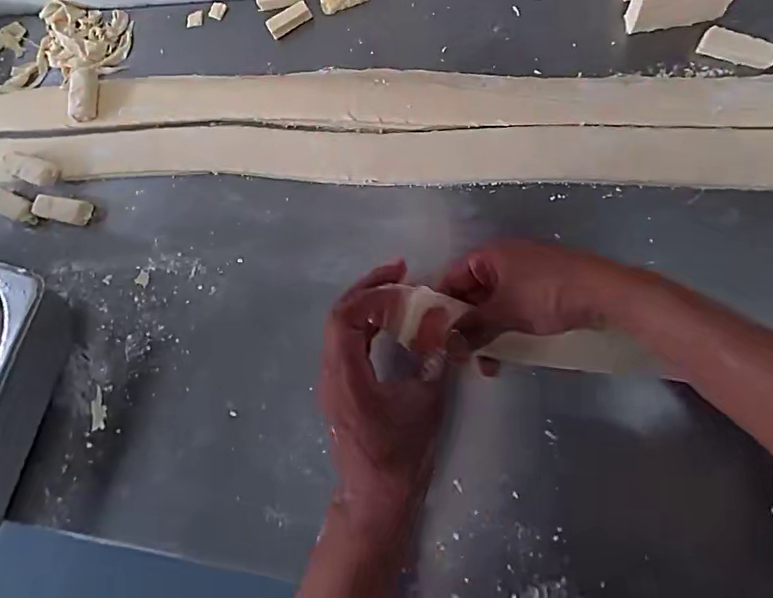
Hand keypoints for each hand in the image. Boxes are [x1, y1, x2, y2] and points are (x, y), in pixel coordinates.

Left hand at [317, 260, 453, 524]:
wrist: (376, 501)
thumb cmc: (401, 456)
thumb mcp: (425, 404)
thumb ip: (433, 357)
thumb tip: (441, 318)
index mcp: (346, 377)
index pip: (346, 318)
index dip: (372, 295)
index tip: (404, 286)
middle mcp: (331, 373)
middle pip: (339, 315)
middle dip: (369, 288)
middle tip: (399, 270)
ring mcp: (332, 380)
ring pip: (341, 326)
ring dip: (368, 303)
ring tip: (398, 288)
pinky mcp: (340, 386)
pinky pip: (348, 341)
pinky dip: (368, 322)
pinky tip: (391, 320)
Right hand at [437, 240, 634, 369]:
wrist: (602, 292)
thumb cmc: (547, 294)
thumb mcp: (505, 313)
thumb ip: (472, 328)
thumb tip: (445, 344)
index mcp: (489, 256)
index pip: (452, 277)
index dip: (441, 305)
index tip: (434, 335)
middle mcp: (503, 261)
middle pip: (471, 293)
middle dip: (464, 326)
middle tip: (460, 357)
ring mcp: (523, 276)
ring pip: (492, 306)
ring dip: (486, 334)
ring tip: (487, 365)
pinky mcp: (541, 291)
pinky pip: (512, 309)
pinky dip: (506, 330)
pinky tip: (508, 357)